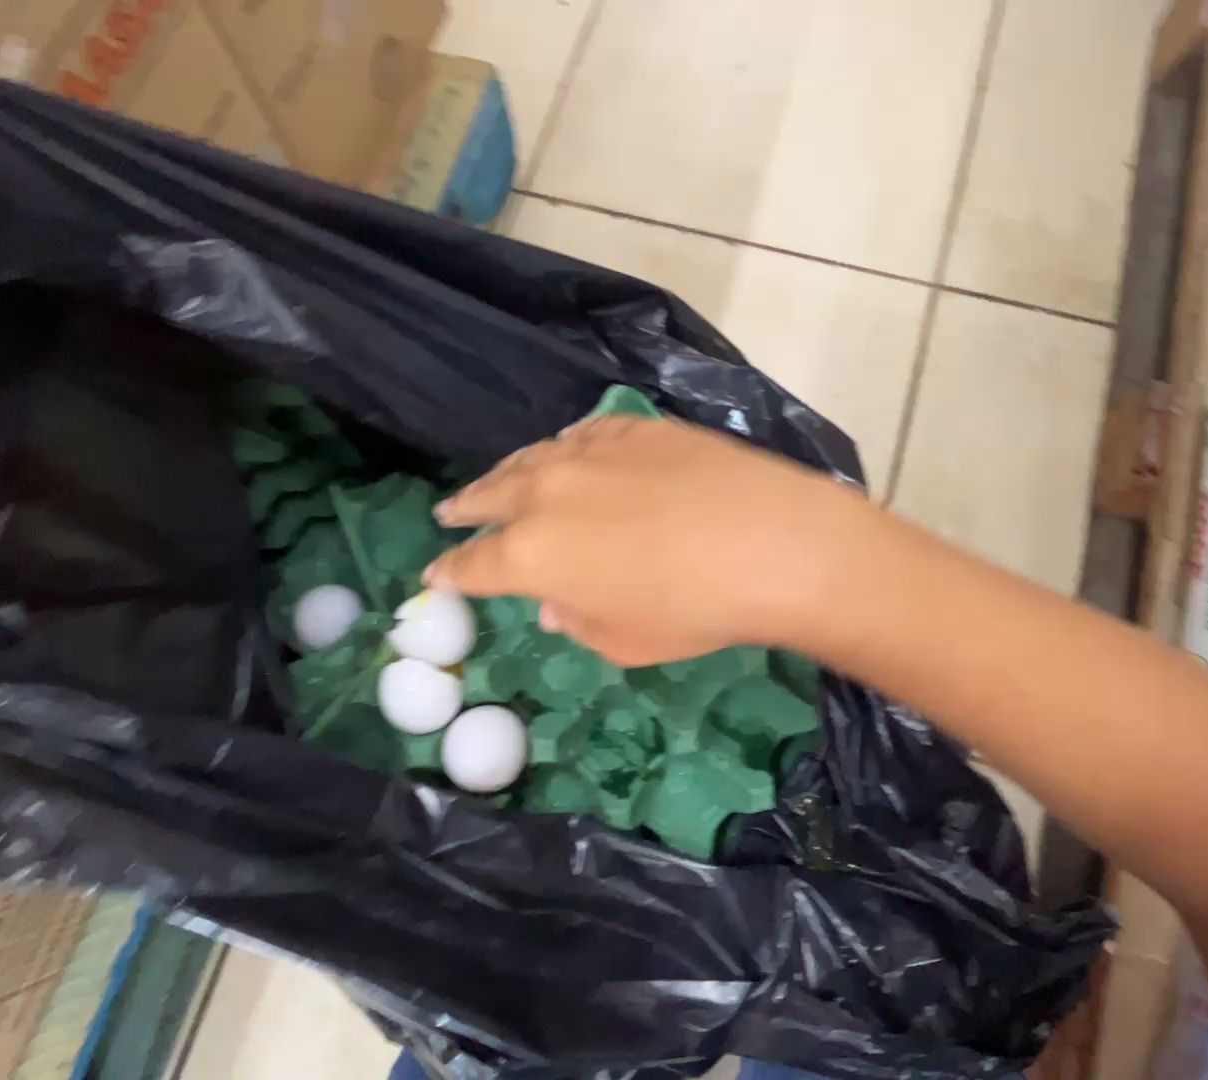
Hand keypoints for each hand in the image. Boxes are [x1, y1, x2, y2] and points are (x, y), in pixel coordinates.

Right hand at [425, 416, 877, 665]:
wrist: (773, 542)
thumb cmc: (694, 610)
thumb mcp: (625, 640)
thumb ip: (578, 619)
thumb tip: (556, 601)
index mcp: (532, 555)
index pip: (474, 563)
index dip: (451, 571)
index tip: (434, 573)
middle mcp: (546, 494)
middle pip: (489, 496)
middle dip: (464, 507)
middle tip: (447, 512)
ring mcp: (588, 453)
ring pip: (530, 459)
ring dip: (507, 474)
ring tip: (496, 481)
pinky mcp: (632, 428)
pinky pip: (579, 435)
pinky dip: (561, 449)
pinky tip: (562, 452)